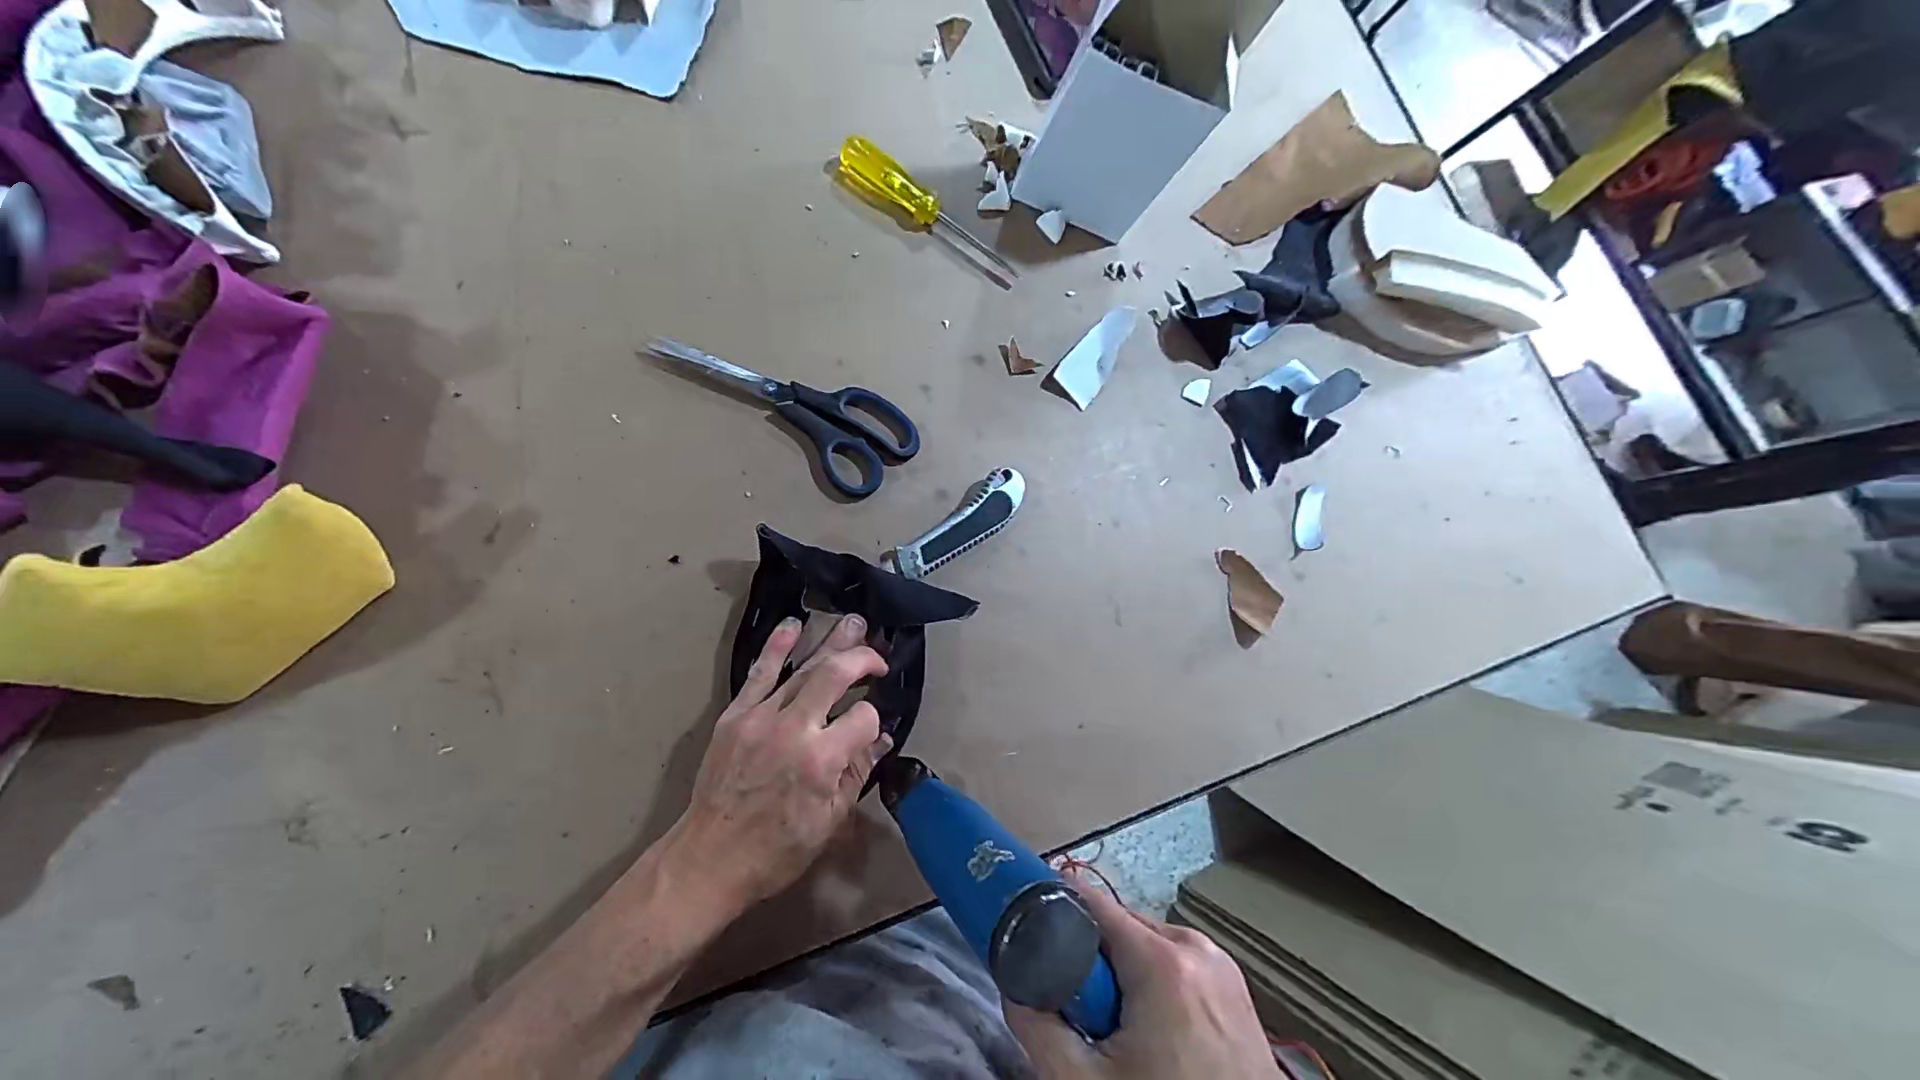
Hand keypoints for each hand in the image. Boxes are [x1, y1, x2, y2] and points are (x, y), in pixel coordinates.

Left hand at [664, 614, 890, 913]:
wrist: (710, 857)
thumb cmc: (777, 849)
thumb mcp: (830, 821)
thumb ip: (857, 772)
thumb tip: (881, 739)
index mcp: (821, 761)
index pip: (864, 718)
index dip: (876, 720)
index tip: (873, 729)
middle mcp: (793, 729)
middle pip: (835, 675)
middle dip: (863, 659)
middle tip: (878, 657)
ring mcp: (760, 717)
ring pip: (802, 668)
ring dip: (830, 643)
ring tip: (852, 623)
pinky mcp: (735, 715)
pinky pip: (759, 673)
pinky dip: (776, 646)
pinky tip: (794, 625)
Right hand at [1004, 872, 1282, 1079]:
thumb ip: (1039, 1030)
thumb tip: (1012, 988)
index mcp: (1162, 960)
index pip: (1090, 902)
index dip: (1055, 911)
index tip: (1032, 932)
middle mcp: (1194, 947)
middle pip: (1118, 926)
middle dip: (1093, 960)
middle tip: (1086, 1013)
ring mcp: (1220, 964)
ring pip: (1147, 944)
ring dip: (1124, 974)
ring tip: (1123, 1032)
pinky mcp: (1234, 986)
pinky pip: (1176, 963)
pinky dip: (1155, 985)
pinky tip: (1155, 1034)